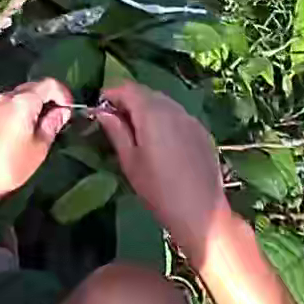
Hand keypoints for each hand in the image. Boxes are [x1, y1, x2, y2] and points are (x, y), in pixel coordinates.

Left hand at [0, 79, 72, 200]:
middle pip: (36, 86)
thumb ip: (52, 124)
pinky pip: (12, 103)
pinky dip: (25, 109)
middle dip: (52, 98)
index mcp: (22, 101)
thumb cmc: (10, 165)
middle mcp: (8, 95)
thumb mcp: (39, 147)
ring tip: (46, 126)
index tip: (70, 113)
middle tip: (61, 120)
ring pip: (23, 94)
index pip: (50, 84)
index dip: (65, 94)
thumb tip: (62, 111)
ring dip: (38, 104)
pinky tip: (29, 128)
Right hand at [97, 82, 229, 262]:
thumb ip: (116, 130)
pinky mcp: (202, 132)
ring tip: (136, 132)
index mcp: (152, 113)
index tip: (100, 110)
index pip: (127, 88)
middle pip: (145, 92)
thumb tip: (103, 112)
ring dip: (145, 108)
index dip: (110, 94)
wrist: (203, 215)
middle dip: (127, 100)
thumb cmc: (158, 190)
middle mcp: (173, 109)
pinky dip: (163, 119)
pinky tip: (160, 142)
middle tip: (115, 122)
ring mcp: (191, 120)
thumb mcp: (129, 161)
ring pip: (162, 102)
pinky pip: (177, 115)